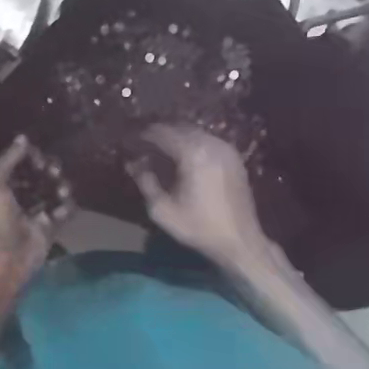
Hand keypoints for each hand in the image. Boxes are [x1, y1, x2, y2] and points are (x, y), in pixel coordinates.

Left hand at [0, 137, 61, 290]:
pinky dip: (66, 206)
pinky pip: (64, 209)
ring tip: (60, 190)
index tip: (37, 157)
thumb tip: (23, 138)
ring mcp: (35, 211)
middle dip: (48, 169)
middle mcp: (18, 195)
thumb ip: (7, 159)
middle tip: (53, 171)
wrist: (6, 259)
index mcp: (0, 184)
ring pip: (53, 189)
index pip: (19, 162)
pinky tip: (61, 209)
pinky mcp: (50, 226)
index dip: (30, 156)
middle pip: (39, 174)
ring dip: (59, 186)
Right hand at [130, 125, 272, 268]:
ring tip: (160, 153)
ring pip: (194, 133)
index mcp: (193, 153)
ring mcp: (225, 149)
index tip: (129, 143)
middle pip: (178, 128)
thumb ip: (145, 181)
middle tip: (142, 147)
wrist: (239, 240)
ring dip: (176, 139)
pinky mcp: (234, 157)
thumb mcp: (163, 210)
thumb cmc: (199, 227)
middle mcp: (211, 143)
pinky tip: (182, 160)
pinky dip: (192, 145)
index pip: (161, 133)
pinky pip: (207, 142)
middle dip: (159, 135)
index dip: (143, 136)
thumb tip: (133, 163)